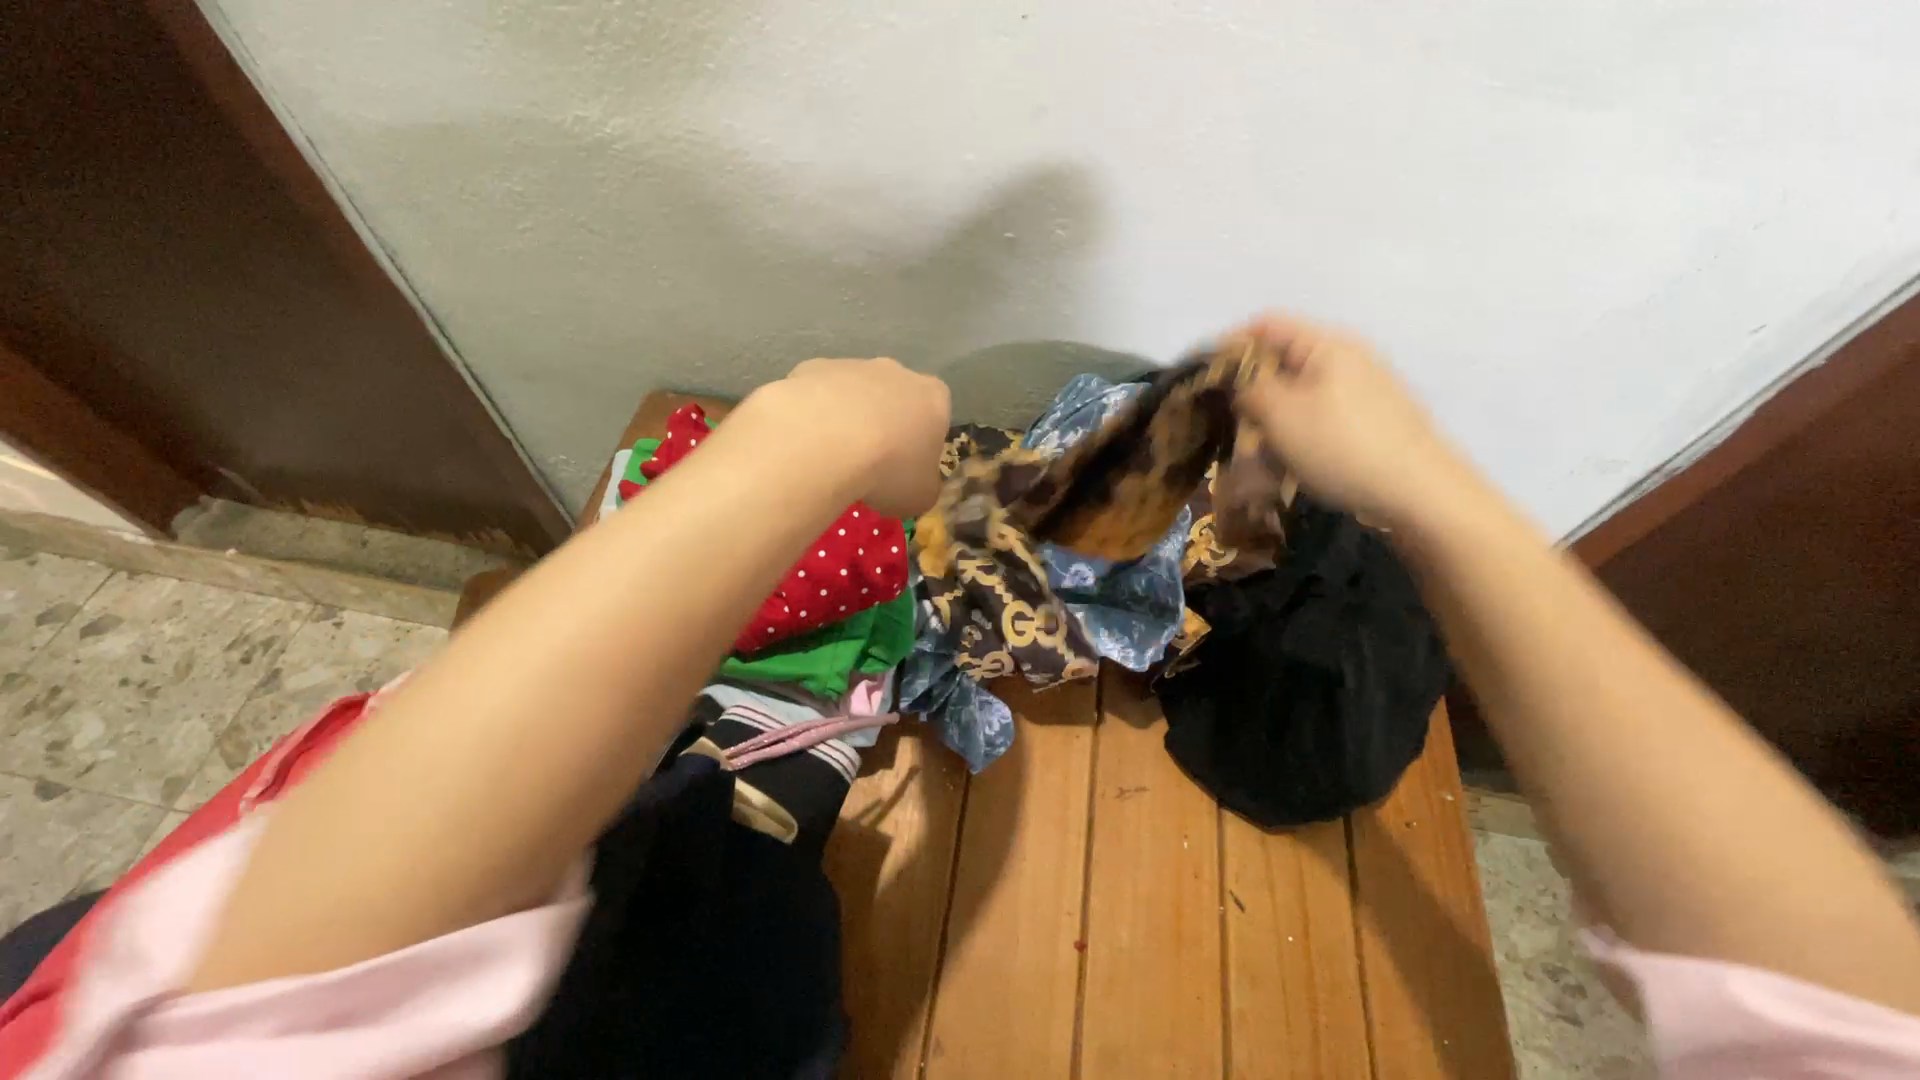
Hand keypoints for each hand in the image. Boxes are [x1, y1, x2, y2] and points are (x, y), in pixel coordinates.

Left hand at [759, 356, 951, 518]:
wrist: (826, 442)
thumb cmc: (888, 469)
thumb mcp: (921, 496)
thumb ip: (924, 486)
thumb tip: (916, 485)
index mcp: (933, 398)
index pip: (935, 416)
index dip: (920, 445)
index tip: (904, 469)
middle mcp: (896, 372)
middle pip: (894, 400)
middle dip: (883, 426)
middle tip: (867, 464)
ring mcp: (852, 365)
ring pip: (853, 394)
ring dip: (846, 420)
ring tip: (831, 457)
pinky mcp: (812, 366)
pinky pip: (816, 394)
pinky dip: (813, 414)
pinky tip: (805, 441)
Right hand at [1229, 314, 1481, 528]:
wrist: (1418, 493)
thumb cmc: (1341, 445)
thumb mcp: (1281, 414)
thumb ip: (1248, 388)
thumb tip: (1236, 382)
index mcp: (1327, 345)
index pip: (1265, 325)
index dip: (1227, 344)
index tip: (1199, 375)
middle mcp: (1346, 359)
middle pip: (1281, 361)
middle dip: (1247, 389)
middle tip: (1222, 419)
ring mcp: (1361, 392)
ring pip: (1296, 396)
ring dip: (1268, 421)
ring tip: (1251, 453)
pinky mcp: (1368, 423)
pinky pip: (1316, 420)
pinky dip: (1293, 437)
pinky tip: (1284, 466)